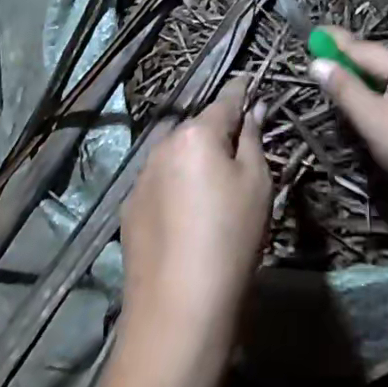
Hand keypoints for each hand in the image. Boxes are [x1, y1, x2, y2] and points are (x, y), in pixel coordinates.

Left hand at [121, 77, 270, 327]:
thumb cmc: (230, 236)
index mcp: (195, 133)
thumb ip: (252, 140)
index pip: (225, 100)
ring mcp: (140, 177)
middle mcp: (162, 145)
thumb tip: (252, 110)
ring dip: (193, 160)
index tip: (249, 81)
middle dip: (217, 132)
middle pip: (197, 128)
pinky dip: (176, 187)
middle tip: (241, 153)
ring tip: (213, 190)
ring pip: (175, 156)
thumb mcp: (257, 185)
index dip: (241, 91)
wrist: (178, 305)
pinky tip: (187, 216)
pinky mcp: (130, 207)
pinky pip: (160, 183)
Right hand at [309, 27, 387, 202]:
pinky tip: (364, 103)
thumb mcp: (373, 120)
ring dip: (359, 76)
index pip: (361, 47)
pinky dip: (373, 91)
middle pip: (374, 59)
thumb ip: (345, 89)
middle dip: (346, 57)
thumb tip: (317, 63)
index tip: (312, 33)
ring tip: (336, 78)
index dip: (334, 41)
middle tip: (319, 57)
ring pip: (384, 76)